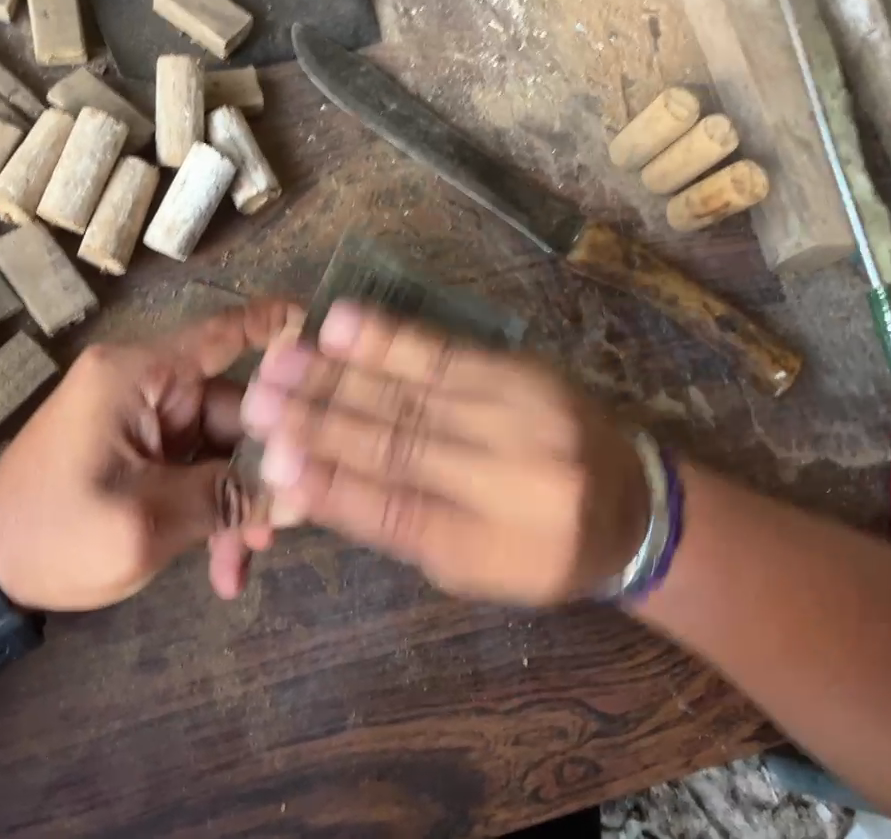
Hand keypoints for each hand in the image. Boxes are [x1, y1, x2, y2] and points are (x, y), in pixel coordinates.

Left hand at [0, 300, 298, 611]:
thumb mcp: (144, 523)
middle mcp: (148, 386)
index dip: (281, 329)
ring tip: (243, 563)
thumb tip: (300, 491)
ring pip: (223, 450)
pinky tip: (221, 567)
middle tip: (286, 525)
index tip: (337, 336)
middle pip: (236, 411)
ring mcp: (146, 421)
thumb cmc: (53, 534)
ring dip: (238, 504)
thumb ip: (226, 499)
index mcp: (139, 376)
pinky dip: (212, 512)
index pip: (224, 333)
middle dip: (262, 471)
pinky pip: (198, 472)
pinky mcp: (144, 453)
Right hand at [239, 302, 650, 605]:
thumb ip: (396, 524)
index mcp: (499, 545)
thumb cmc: (538, 550)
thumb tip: (308, 484)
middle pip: (400, 444)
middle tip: (254, 402)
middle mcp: (515, 477)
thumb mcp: (470, 566)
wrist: (636, 506)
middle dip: (319, 421)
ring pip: (414, 392)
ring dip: (339, 374)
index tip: (272, 466)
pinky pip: (447, 351)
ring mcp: (525, 415)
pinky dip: (388, 338)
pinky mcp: (524, 371)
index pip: (398, 512)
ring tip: (280, 361)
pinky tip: (341, 323)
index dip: (332, 488)